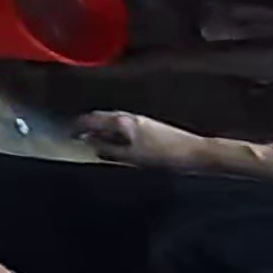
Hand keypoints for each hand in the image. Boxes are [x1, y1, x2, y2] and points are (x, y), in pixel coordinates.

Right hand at [75, 111, 211, 168]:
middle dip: (86, 124)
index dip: (75, 127)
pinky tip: (119, 139)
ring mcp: (140, 119)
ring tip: (97, 138)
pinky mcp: (151, 125)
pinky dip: (114, 129)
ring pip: (111, 119)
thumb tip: (88, 142)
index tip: (68, 134)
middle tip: (79, 134)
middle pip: (98, 117)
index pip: (88, 120)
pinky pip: (123, 123)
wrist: (204, 154)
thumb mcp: (132, 156)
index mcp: (119, 122)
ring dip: (101, 126)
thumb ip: (106, 149)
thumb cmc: (166, 156)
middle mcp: (127, 116)